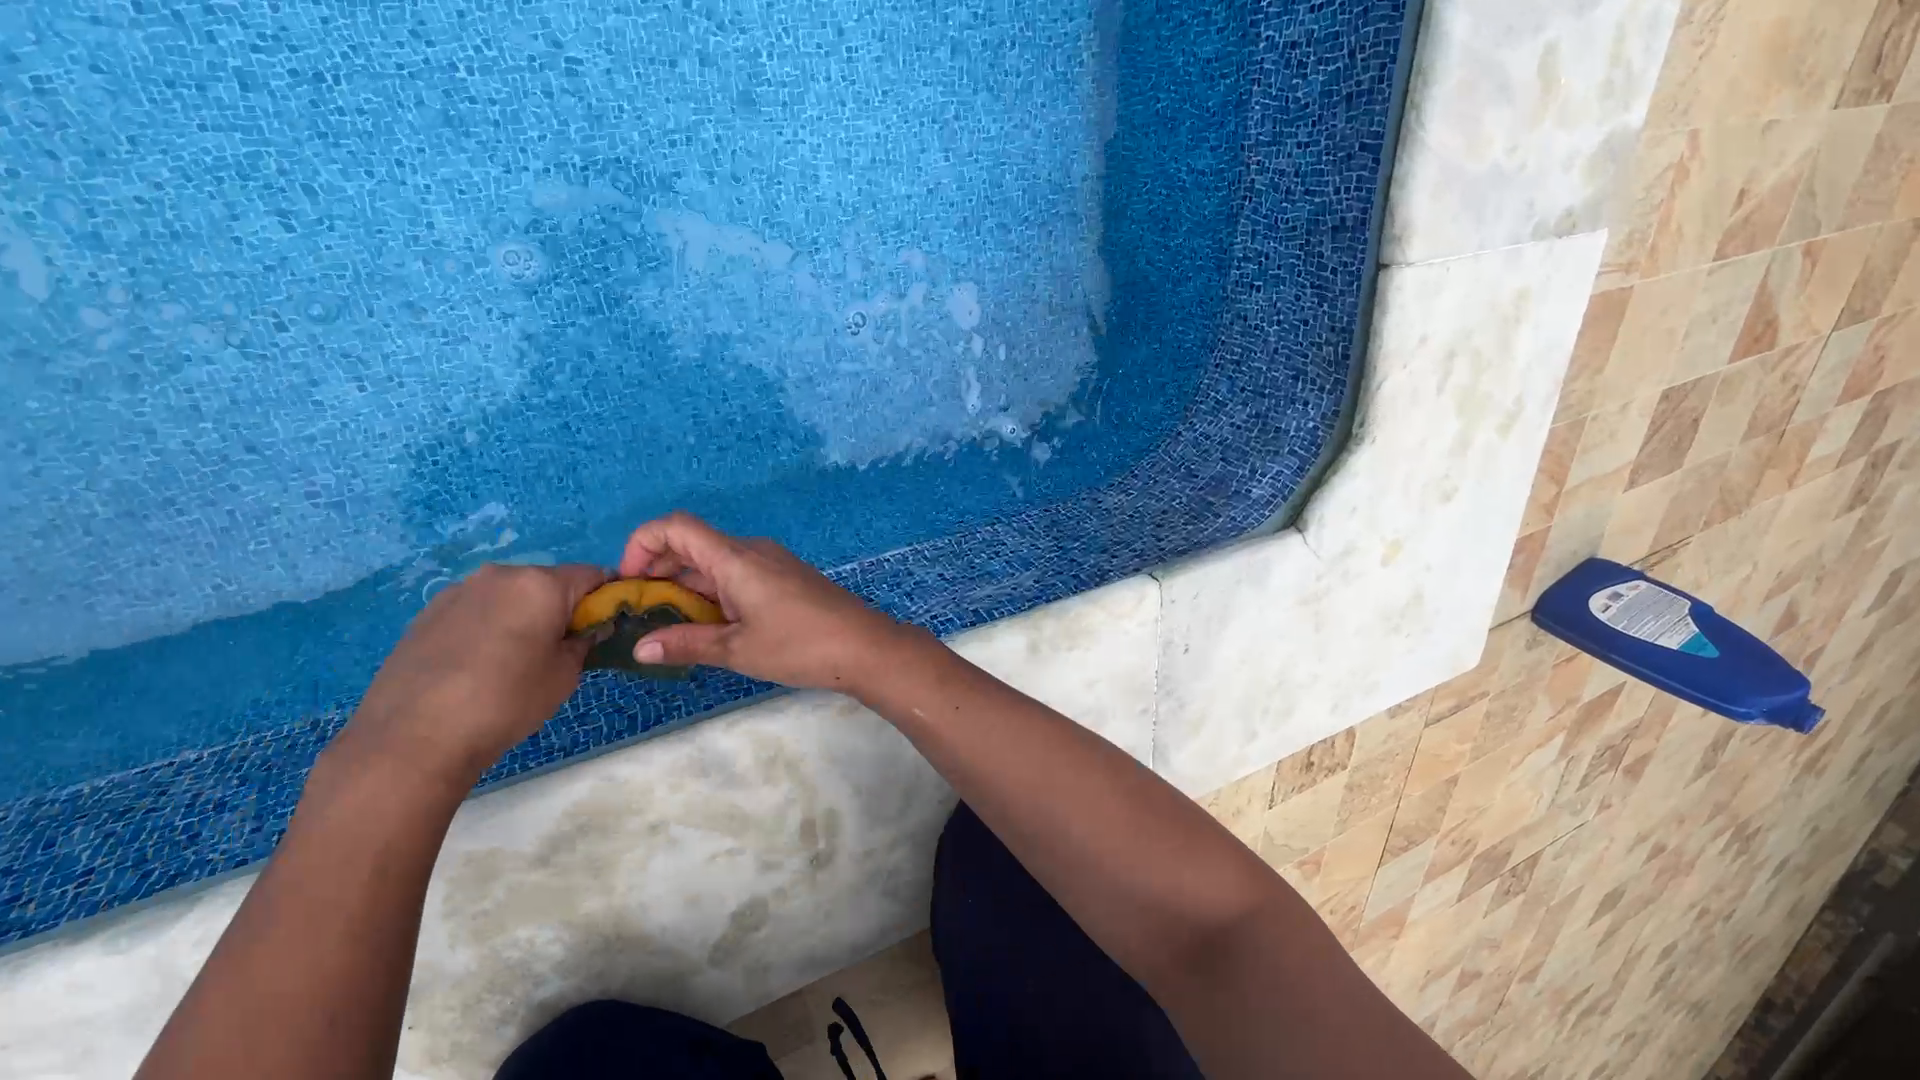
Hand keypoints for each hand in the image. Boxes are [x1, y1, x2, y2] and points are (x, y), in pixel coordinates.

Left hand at [337, 562, 609, 787]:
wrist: (413, 737)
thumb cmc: (506, 702)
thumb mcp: (564, 676)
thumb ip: (583, 642)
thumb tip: (586, 629)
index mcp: (540, 584)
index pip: (593, 576)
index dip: (605, 601)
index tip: (603, 630)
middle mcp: (499, 575)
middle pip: (547, 583)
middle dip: (560, 609)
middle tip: (559, 651)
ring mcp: (458, 591)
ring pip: (509, 596)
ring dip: (522, 618)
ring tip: (513, 662)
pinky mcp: (427, 613)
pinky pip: (476, 611)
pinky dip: (488, 628)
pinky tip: (478, 666)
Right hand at [618, 511, 921, 691]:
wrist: (866, 648)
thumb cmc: (800, 646)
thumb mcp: (738, 649)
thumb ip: (686, 644)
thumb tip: (640, 647)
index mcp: (735, 558)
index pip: (675, 526)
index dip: (641, 545)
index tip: (628, 583)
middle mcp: (750, 551)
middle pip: (691, 546)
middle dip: (658, 574)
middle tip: (639, 613)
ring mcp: (770, 563)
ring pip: (713, 564)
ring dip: (686, 588)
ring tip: (667, 627)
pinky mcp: (783, 578)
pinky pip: (736, 575)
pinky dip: (712, 593)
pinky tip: (708, 627)